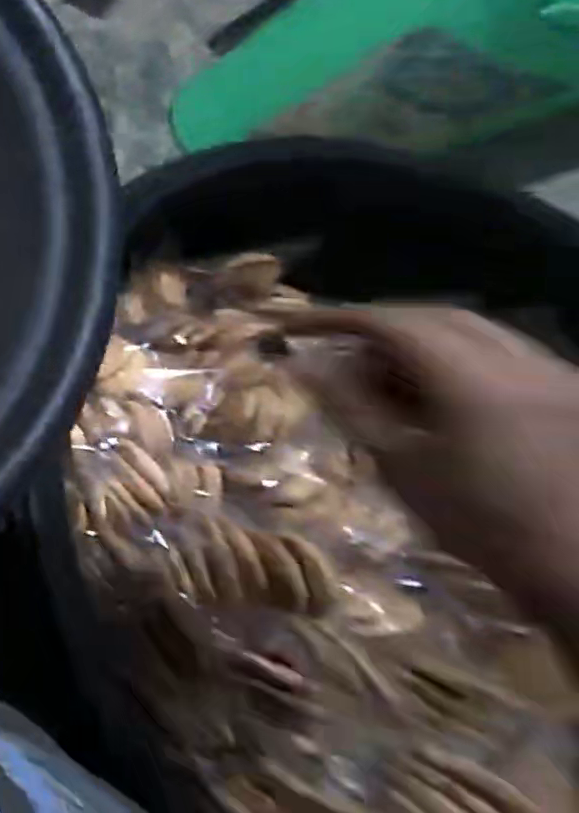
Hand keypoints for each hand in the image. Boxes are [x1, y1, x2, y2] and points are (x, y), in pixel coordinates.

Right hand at [284, 306, 578, 634]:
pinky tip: (427, 390)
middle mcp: (529, 370)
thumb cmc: (478, 522)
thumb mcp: (396, 461)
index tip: (288, 328)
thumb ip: (347, 402)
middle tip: (328, 338)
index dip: (333, 318)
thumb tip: (301, 363)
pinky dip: (453, 360)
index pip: (392, 324)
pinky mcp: (573, 403)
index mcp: (478, 383)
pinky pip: (506, 359)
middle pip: (441, 317)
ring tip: (373, 368)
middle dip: (377, 322)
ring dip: (417, 341)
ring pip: (478, 336)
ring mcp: (562, 384)